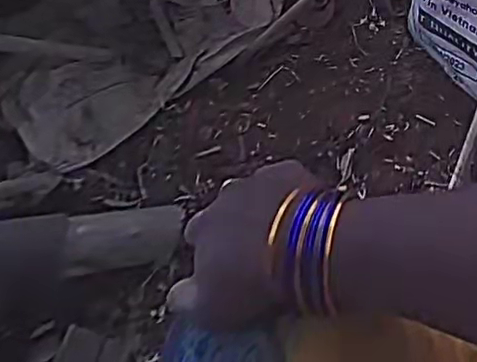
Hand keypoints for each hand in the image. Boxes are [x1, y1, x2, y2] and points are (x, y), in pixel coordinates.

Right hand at [168, 161, 320, 329]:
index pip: (194, 234)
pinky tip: (297, 212)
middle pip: (222, 208)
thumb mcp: (209, 307)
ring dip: (258, 206)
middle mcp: (225, 195)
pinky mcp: (288, 169)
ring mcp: (257, 179)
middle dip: (231, 223)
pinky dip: (286, 193)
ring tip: (274, 230)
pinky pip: (282, 181)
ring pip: (252, 191)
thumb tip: (175, 295)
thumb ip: (185, 299)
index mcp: (202, 226)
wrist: (301, 242)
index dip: (205, 248)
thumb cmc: (252, 280)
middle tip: (248, 247)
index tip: (217, 265)